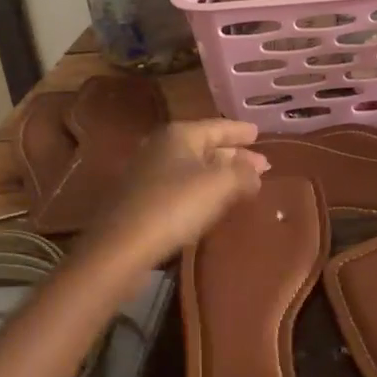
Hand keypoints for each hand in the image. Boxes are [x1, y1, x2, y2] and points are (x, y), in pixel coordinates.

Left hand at [84, 119, 269, 262]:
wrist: (118, 250)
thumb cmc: (173, 207)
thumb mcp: (219, 186)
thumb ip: (243, 174)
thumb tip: (256, 171)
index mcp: (180, 134)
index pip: (219, 127)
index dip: (241, 131)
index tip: (258, 133)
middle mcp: (161, 146)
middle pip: (205, 147)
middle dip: (233, 156)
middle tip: (259, 165)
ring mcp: (146, 173)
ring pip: (192, 168)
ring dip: (217, 175)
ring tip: (240, 184)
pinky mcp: (137, 200)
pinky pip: (178, 187)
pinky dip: (199, 190)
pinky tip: (210, 203)